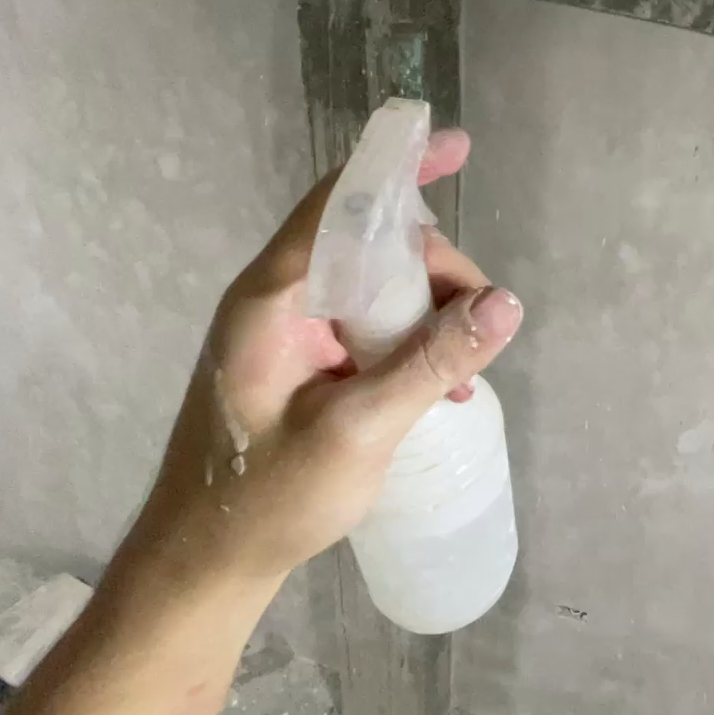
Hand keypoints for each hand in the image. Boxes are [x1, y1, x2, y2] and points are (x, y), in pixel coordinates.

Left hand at [117, 128, 523, 586]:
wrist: (204, 568)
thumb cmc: (266, 498)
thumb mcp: (359, 428)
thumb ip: (433, 361)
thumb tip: (508, 302)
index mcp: (273, 297)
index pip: (338, 203)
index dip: (398, 167)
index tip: (455, 146)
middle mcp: (284, 298)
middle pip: (377, 246)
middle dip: (440, 274)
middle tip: (480, 325)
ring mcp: (299, 329)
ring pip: (386, 286)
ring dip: (436, 316)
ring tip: (463, 373)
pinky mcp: (314, 358)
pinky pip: (379, 324)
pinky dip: (420, 341)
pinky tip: (448, 383)